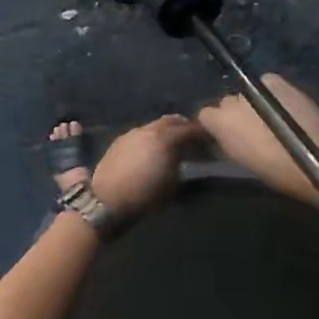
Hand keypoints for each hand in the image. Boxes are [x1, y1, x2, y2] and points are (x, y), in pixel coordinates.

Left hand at [86, 114, 202, 218]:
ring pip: (153, 125)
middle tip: (193, 138)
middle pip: (170, 120)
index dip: (202, 134)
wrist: (108, 198)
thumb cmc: (146, 194)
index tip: (210, 141)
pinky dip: (150, 136)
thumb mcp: (173, 184)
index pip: (189, 129)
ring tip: (172, 144)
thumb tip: (187, 157)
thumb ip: (182, 164)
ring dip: (165, 131)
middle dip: (183, 126)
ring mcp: (131, 133)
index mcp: (164, 138)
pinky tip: (151, 149)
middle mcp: (147, 130)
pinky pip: (140, 133)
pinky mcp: (119, 140)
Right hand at [196, 74, 318, 201]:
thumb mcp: (241, 160)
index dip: (216, 124)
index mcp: (219, 123)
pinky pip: (267, 82)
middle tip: (253, 128)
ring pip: (247, 92)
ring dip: (254, 102)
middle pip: (226, 102)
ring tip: (273, 115)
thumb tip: (226, 136)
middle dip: (236, 113)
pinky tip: (283, 103)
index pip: (205, 115)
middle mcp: (231, 101)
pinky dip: (272, 90)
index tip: (228, 134)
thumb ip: (228, 142)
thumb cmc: (277, 171)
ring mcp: (254, 89)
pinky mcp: (277, 82)